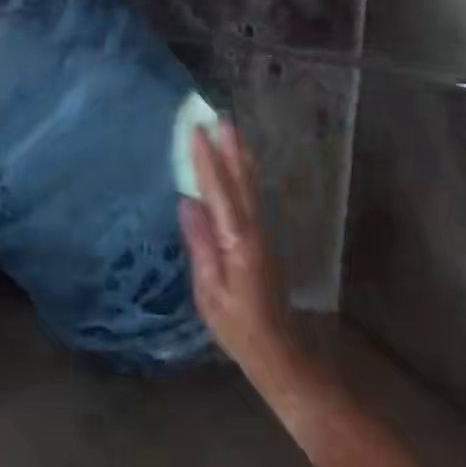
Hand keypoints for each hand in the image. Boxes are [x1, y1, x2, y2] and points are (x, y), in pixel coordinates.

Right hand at [180, 124, 293, 373]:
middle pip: (240, 180)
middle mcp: (254, 230)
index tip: (196, 131)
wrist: (278, 350)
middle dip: (229, 147)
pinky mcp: (264, 238)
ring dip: (240, 155)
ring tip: (231, 129)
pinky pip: (252, 195)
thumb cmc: (236, 326)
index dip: (207, 159)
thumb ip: (200, 245)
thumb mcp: (209, 292)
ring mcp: (262, 232)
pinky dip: (245, 172)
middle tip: (218, 116)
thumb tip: (187, 202)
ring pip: (251, 185)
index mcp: (237, 242)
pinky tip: (241, 164)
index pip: (219, 191)